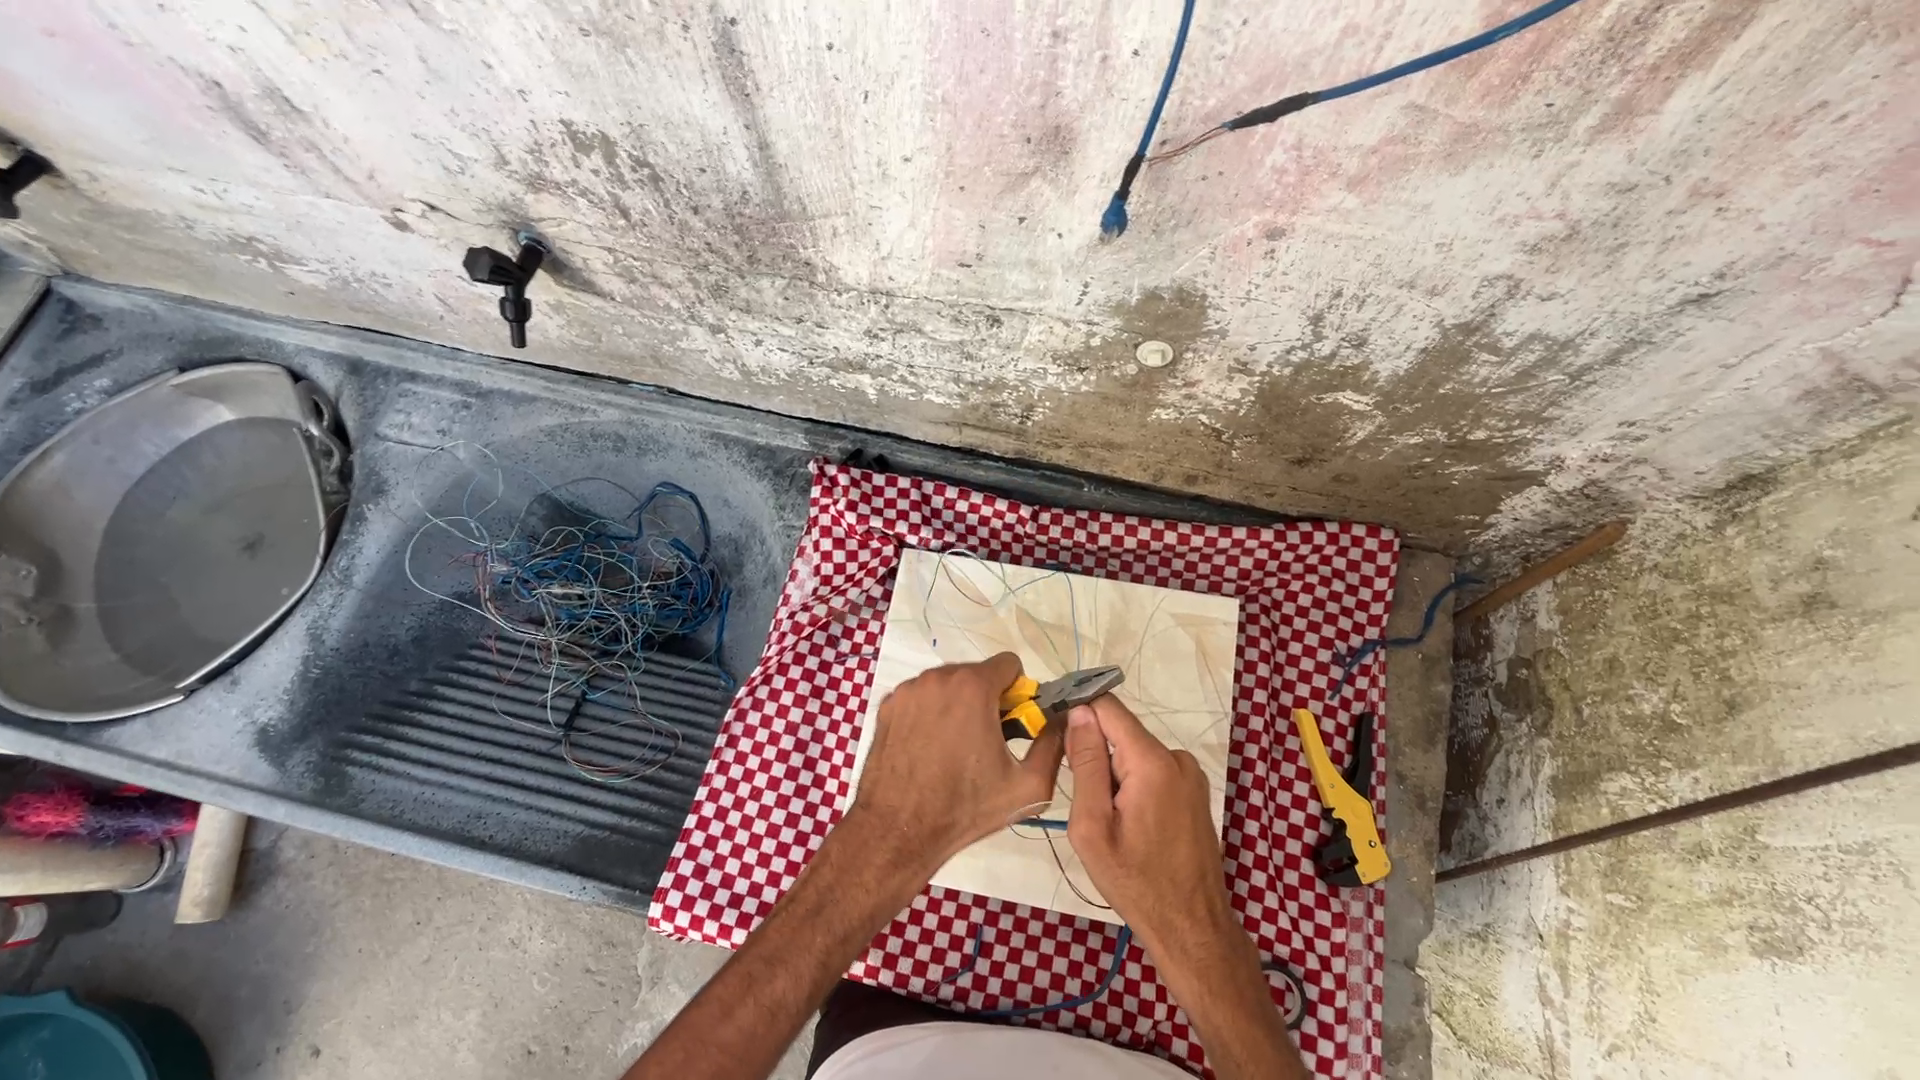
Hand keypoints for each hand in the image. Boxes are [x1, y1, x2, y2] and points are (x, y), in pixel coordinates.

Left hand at [846, 653, 1064, 880]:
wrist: (898, 830)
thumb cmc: (965, 807)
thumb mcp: (1028, 786)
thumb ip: (1053, 745)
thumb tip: (1063, 721)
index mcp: (972, 687)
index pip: (1009, 664)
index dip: (1017, 693)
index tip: (1013, 723)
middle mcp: (937, 678)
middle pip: (976, 674)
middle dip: (987, 700)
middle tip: (986, 742)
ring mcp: (907, 690)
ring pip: (947, 684)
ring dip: (958, 705)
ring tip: (955, 749)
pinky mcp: (887, 706)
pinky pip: (920, 697)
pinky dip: (930, 714)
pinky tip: (928, 749)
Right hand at [1064, 695, 1236, 953]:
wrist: (1191, 927)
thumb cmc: (1134, 881)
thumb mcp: (1092, 826)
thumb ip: (1086, 764)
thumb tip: (1078, 712)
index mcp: (1153, 761)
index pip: (1107, 707)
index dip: (1076, 712)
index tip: (1053, 734)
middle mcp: (1177, 758)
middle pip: (1120, 733)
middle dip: (1095, 756)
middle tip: (1084, 806)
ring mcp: (1191, 775)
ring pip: (1134, 755)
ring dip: (1114, 777)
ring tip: (1109, 823)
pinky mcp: (1195, 792)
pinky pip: (1152, 772)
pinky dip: (1133, 788)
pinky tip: (1130, 826)